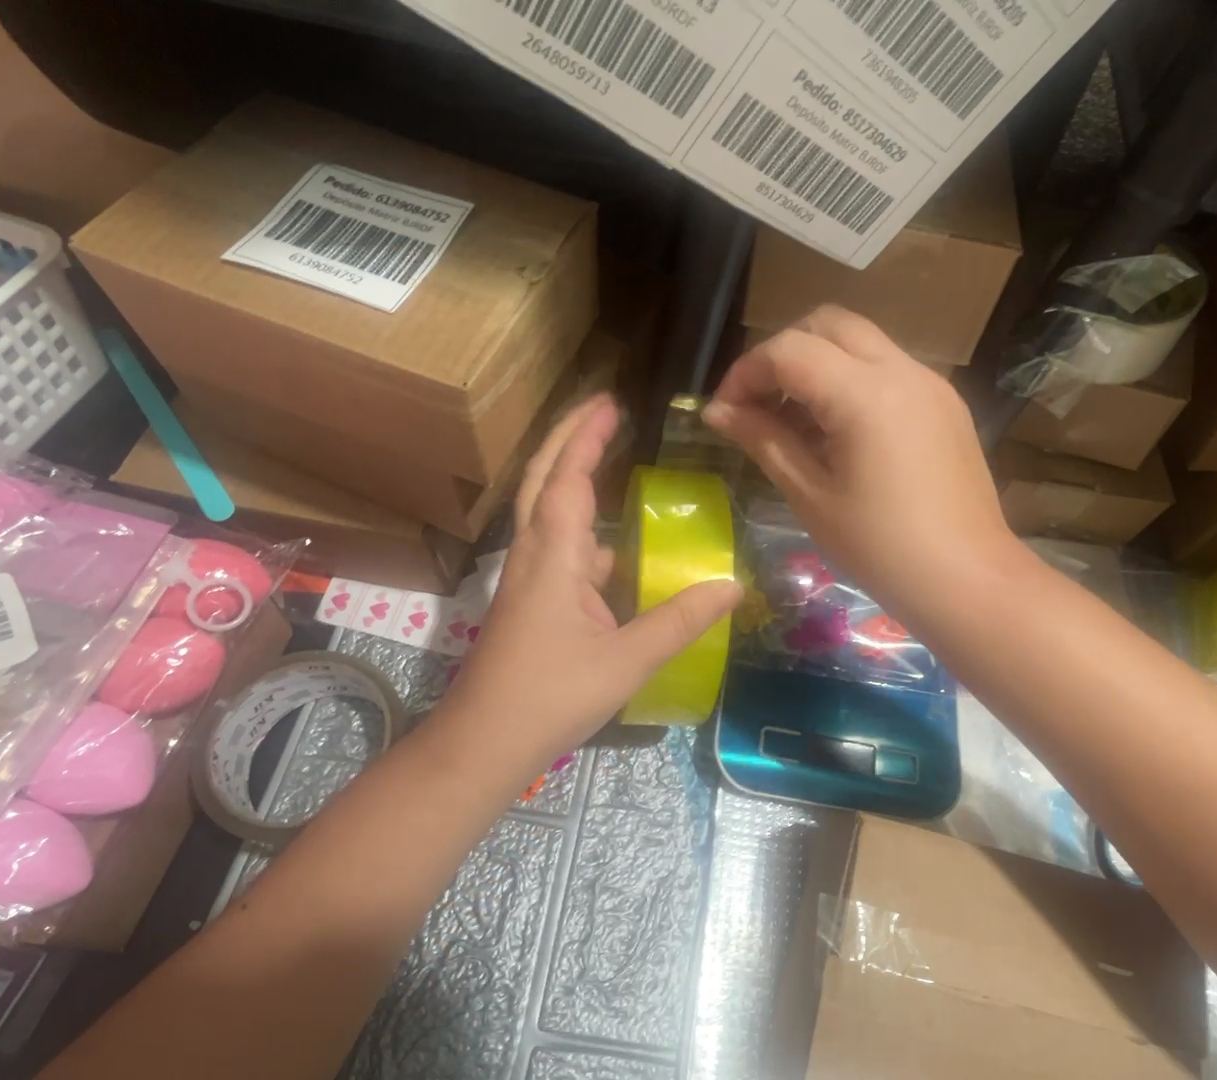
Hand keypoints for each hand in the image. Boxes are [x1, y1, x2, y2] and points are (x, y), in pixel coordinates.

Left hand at [442, 395, 741, 765]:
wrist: (483, 743)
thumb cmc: (550, 697)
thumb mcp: (625, 661)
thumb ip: (679, 621)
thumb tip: (733, 586)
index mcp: (553, 557)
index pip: (569, 478)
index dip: (588, 436)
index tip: (612, 402)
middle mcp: (534, 555)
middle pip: (544, 480)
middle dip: (570, 439)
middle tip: (604, 410)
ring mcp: (528, 579)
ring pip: (547, 513)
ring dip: (573, 479)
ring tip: (614, 462)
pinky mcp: (531, 602)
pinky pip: (558, 549)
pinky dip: (584, 530)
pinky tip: (617, 550)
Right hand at [703, 306, 1014, 611]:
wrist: (969, 582)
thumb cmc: (881, 549)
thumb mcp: (811, 496)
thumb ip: (764, 440)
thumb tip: (719, 411)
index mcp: (866, 394)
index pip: (789, 350)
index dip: (745, 373)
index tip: (724, 412)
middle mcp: (903, 371)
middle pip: (828, 324)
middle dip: (782, 353)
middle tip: (757, 403)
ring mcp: (931, 384)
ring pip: (861, 342)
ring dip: (818, 364)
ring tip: (793, 422)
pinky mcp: (946, 405)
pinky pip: (888, 370)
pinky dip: (851, 381)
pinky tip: (836, 433)